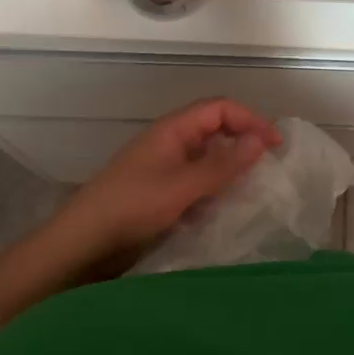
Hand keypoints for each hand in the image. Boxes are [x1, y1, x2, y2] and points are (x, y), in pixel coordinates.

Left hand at [36, 98, 282, 269]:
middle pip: (214, 129)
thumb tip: (261, 140)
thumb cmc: (130, 208)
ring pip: (205, 156)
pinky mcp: (157, 193)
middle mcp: (169, 142)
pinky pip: (194, 180)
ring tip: (251, 187)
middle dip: (242, 141)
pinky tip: (222, 208)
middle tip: (268, 165)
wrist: (79, 246)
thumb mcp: (182, 187)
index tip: (274, 145)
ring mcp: (161, 167)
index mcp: (173, 129)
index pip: (220, 108)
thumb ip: (223, 165)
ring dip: (228, 167)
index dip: (250, 120)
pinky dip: (213, 187)